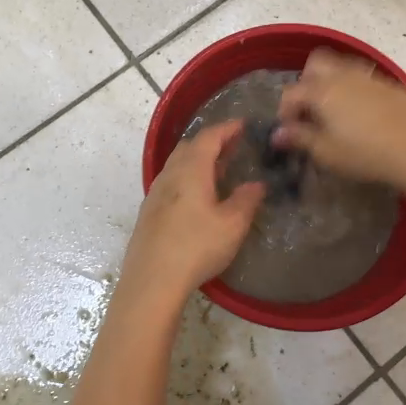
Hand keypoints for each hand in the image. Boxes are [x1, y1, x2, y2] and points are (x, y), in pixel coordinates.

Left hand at [119, 120, 265, 313]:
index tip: (243, 125)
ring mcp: (155, 193)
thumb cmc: (196, 246)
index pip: (209, 137)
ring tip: (219, 171)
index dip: (227, 128)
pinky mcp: (149, 212)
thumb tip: (257, 184)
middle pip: (189, 147)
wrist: (152, 279)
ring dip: (198, 161)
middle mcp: (170, 174)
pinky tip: (198, 197)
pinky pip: (171, 183)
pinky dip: (188, 178)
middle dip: (212, 142)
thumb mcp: (232, 225)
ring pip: (177, 165)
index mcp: (191, 170)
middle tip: (233, 147)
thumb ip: (246, 200)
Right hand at [274, 48, 405, 185]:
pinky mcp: (391, 85)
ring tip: (335, 109)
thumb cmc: (364, 154)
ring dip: (332, 82)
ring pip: (342, 67)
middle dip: (307, 81)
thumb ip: (299, 138)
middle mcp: (343, 76)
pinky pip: (365, 78)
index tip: (289, 129)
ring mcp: (369, 77)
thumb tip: (277, 134)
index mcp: (322, 92)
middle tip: (310, 108)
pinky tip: (363, 113)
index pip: (292, 93)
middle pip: (316, 63)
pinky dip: (356, 89)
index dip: (285, 111)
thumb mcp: (326, 152)